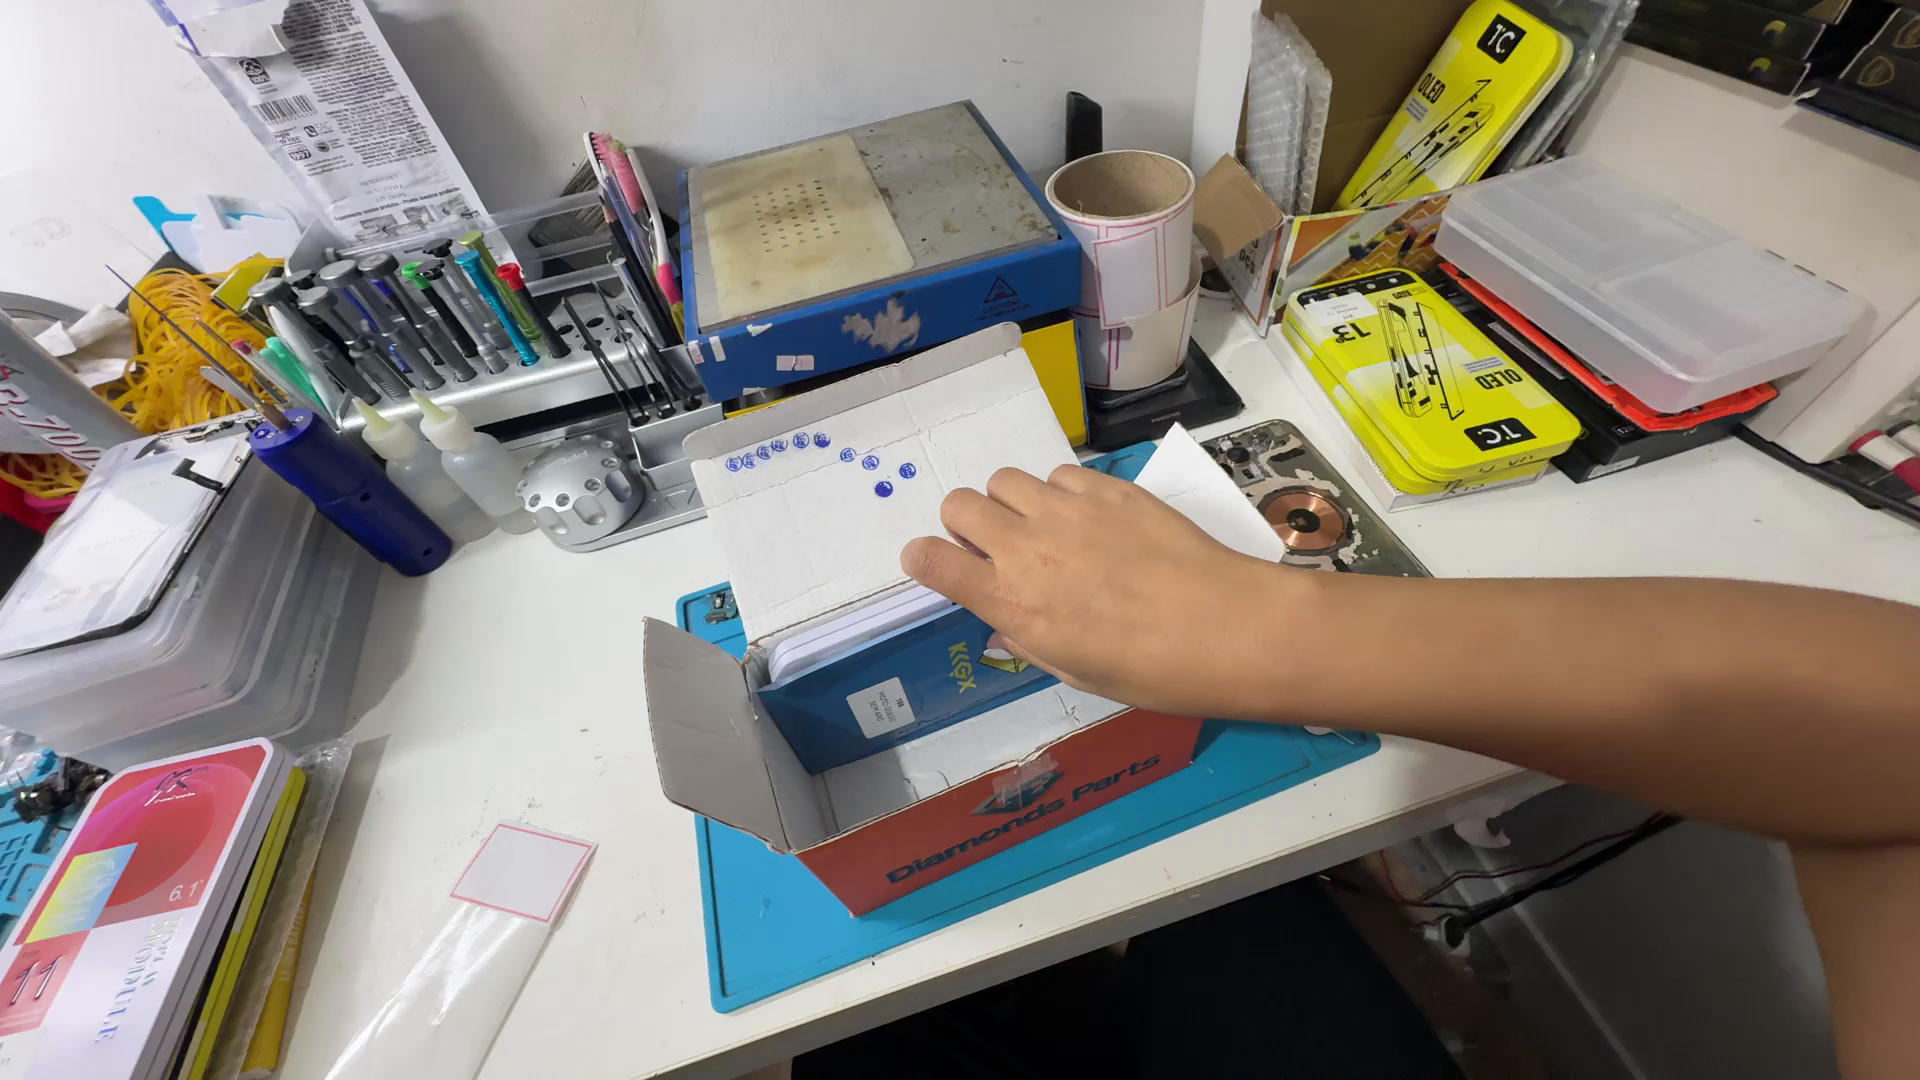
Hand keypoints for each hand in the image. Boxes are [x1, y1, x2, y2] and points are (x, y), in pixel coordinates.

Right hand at [901, 465, 1307, 719]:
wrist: (1224, 627)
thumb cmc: (1149, 671)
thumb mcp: (1076, 673)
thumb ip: (1029, 639)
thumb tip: (1006, 621)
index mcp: (1012, 601)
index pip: (932, 562)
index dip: (922, 558)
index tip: (932, 563)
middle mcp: (1026, 547)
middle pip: (958, 504)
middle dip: (965, 523)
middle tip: (996, 544)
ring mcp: (1066, 510)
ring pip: (1005, 479)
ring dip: (1012, 503)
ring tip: (1044, 525)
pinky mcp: (1106, 488)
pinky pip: (1060, 474)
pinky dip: (1062, 493)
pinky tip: (1091, 517)